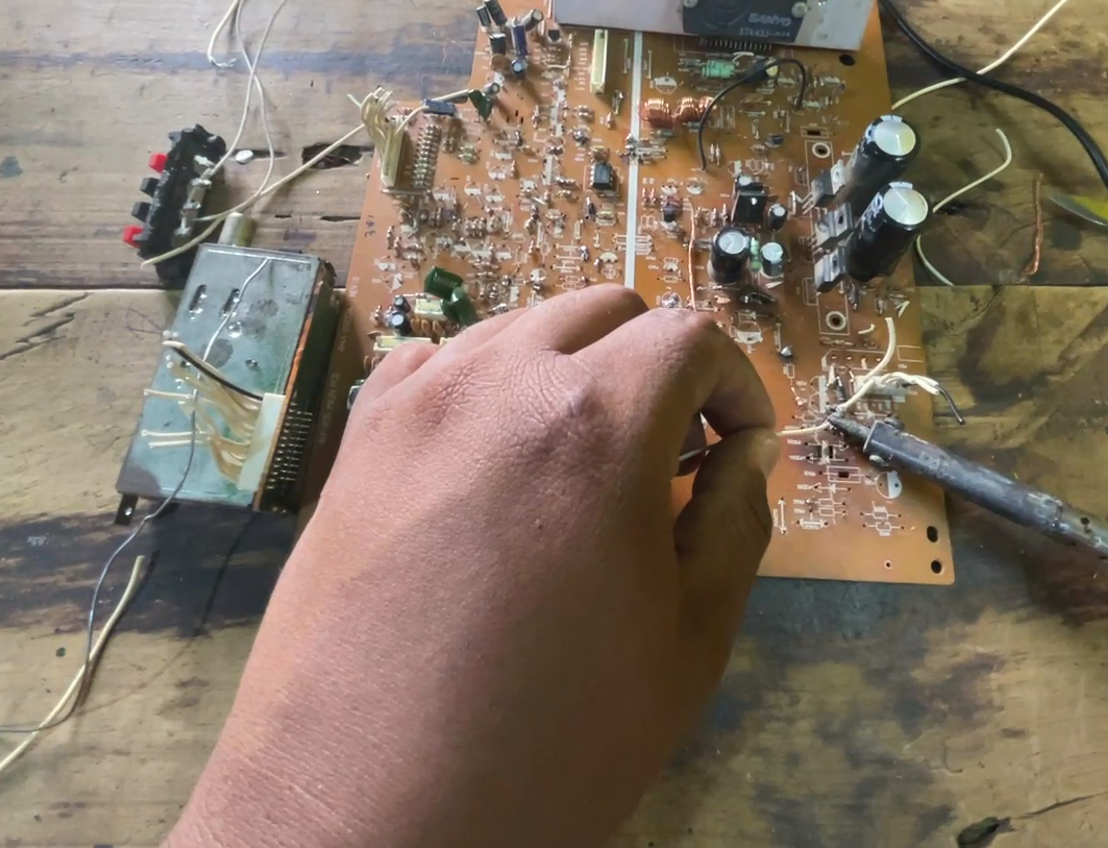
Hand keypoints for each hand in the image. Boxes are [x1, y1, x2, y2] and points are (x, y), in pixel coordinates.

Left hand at [167, 286, 779, 847]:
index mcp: (595, 421)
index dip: (736, 381)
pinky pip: (442, 362)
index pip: (690, 337)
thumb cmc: (548, 740)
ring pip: (527, 325)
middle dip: (660, 363)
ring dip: (577, 367)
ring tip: (582, 455)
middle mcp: (503, 378)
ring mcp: (419, 396)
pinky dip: (491, 383)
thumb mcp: (688, 639)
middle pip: (608, 310)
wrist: (359, 815)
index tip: (739, 441)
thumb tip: (748, 450)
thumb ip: (735, 518)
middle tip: (668, 449)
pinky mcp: (362, 432)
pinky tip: (493, 456)